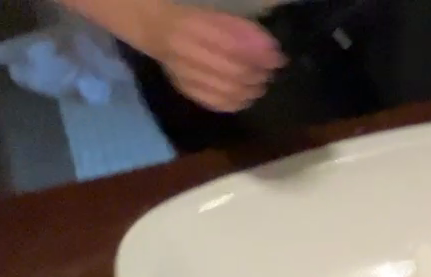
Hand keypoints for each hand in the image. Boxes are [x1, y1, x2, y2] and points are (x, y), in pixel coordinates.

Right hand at [148, 3, 282, 112]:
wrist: (154, 29)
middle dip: (258, 74)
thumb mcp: (217, 18)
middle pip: (233, 72)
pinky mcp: (187, 90)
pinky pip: (220, 103)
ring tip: (257, 82)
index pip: (231, 47)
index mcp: (188, 26)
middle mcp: (182, 50)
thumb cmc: (195, 23)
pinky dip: (239, 101)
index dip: (259, 57)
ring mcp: (183, 72)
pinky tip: (244, 93)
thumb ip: (245, 33)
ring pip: (229, 91)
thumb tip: (275, 54)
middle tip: (267, 72)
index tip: (276, 60)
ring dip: (252, 89)